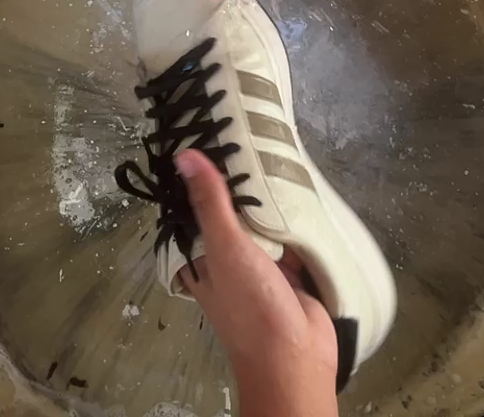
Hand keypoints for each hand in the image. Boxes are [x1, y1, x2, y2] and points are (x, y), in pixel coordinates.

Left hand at [174, 150, 339, 416]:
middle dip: (238, 177)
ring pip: (260, 217)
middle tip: (245, 127)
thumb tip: (184, 156)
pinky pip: (288, 230)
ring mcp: (259, 260)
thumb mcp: (225, 249)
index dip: (197, 174)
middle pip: (230, 207)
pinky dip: (294, 212)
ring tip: (271, 143)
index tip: (203, 130)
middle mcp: (227, 255)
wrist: (297, 358)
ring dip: (267, 193)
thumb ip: (210, 203)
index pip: (193, 206)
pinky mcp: (290, 265)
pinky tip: (300, 179)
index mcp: (200, 255)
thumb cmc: (250, 306)